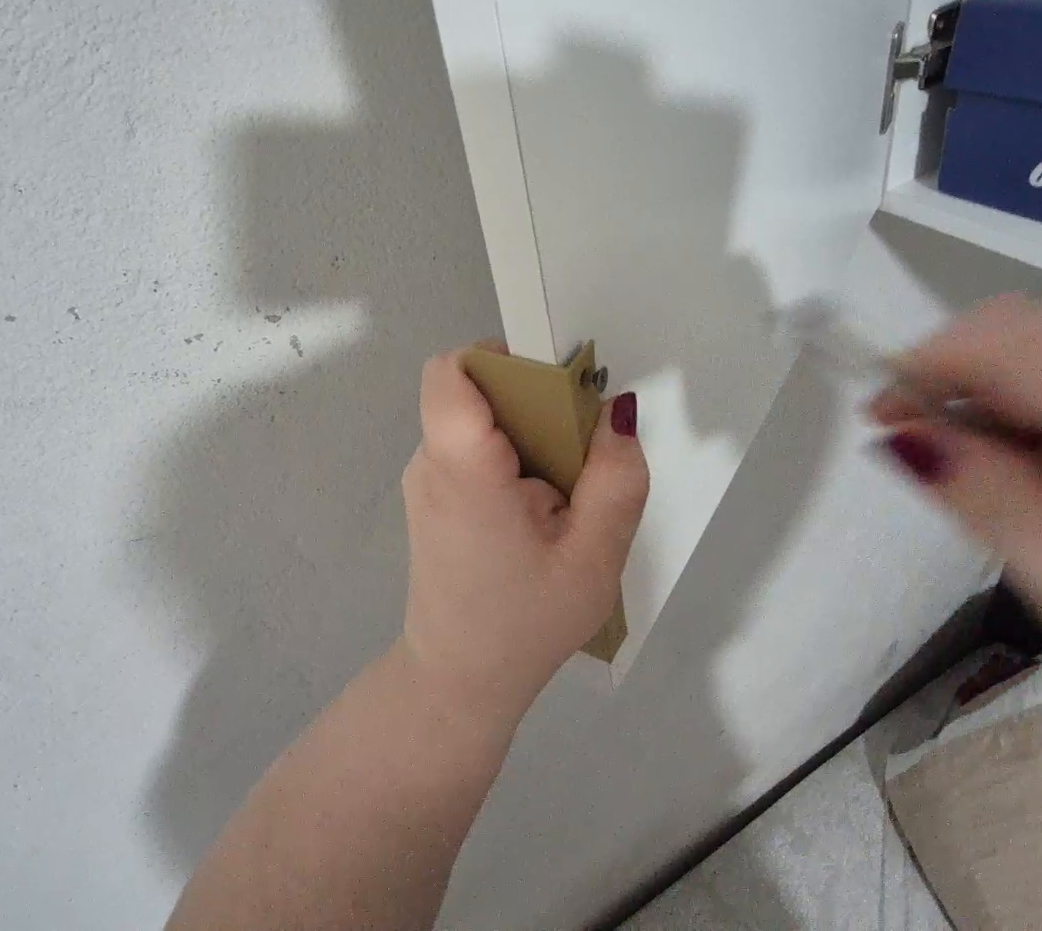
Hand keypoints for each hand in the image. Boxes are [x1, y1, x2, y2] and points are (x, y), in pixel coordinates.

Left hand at [398, 346, 648, 722]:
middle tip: (580, 448)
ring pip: (476, 423)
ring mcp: (424, 482)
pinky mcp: (432, 500)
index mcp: (462, 468)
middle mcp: (430, 463)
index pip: (454, 371)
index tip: (555, 389)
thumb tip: (617, 411)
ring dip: (524, 436)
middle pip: (474, 393)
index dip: (503, 360)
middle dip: (531, 402)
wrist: (460, 680)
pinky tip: (538, 511)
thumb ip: (615, 478)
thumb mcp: (594, 556)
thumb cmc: (526, 622)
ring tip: (564, 490)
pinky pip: (470, 454)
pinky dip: (508, 462)